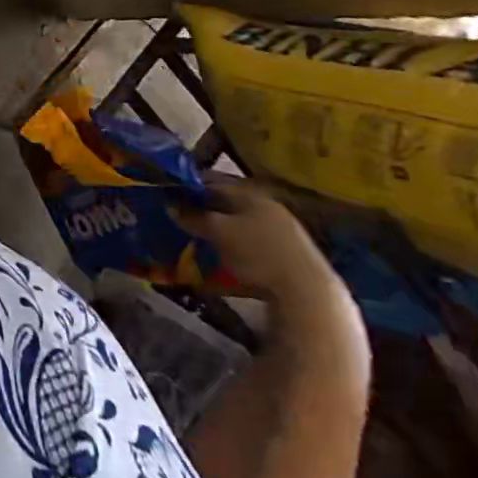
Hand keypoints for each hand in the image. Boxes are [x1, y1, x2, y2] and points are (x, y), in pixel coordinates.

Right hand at [174, 178, 347, 309]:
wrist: (307, 294)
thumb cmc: (258, 253)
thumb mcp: (220, 233)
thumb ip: (195, 218)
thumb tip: (171, 206)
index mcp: (253, 195)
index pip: (216, 183)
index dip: (192, 188)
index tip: (172, 195)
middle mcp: (269, 209)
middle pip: (230, 206)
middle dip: (206, 212)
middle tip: (183, 220)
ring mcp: (282, 234)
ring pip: (242, 227)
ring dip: (221, 233)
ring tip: (200, 243)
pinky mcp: (288, 259)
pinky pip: (253, 247)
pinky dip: (236, 251)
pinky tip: (225, 262)